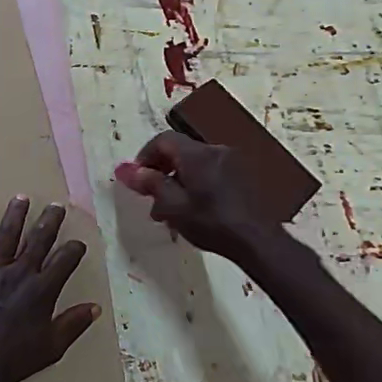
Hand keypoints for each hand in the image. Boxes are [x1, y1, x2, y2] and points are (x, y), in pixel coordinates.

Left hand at [0, 197, 98, 381]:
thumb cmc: (12, 360)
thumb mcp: (51, 347)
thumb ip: (73, 324)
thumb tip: (95, 308)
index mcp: (42, 290)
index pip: (64, 261)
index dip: (73, 250)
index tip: (78, 243)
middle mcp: (20, 273)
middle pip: (38, 240)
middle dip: (49, 221)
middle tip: (56, 206)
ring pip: (7, 234)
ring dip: (16, 215)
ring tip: (21, 198)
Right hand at [114, 131, 299, 261]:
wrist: (258, 242)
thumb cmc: (211, 222)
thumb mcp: (172, 205)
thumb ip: (149, 183)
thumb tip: (124, 169)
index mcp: (197, 154)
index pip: (163, 139)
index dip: (145, 156)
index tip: (137, 179)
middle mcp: (215, 150)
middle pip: (179, 151)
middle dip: (161, 171)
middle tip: (151, 197)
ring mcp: (233, 162)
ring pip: (195, 164)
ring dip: (178, 181)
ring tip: (171, 210)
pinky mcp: (243, 177)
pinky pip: (211, 172)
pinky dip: (196, 184)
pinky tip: (194, 210)